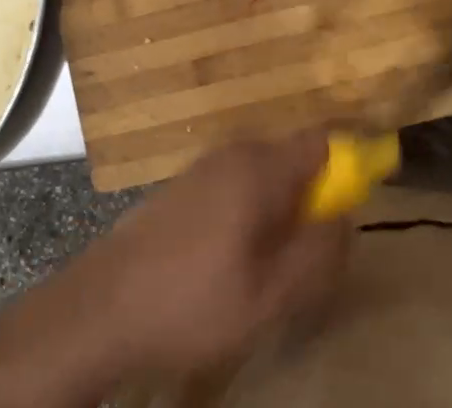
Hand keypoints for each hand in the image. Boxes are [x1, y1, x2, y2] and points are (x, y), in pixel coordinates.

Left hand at [0, 133, 350, 407]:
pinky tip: (230, 262)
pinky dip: (249, 214)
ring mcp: (202, 167)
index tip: (353, 208)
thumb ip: (321, 251)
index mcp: (260, 168)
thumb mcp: (272, 295)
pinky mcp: (181, 187)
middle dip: (313, 200)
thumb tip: (349, 215)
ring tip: (267, 267)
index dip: (351, 166)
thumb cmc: (191, 303)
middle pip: (296, 160)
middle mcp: (233, 153)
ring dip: (279, 212)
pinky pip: (236, 187)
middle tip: (308, 254)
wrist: (98, 311)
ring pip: (265, 177)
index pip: (325, 141)